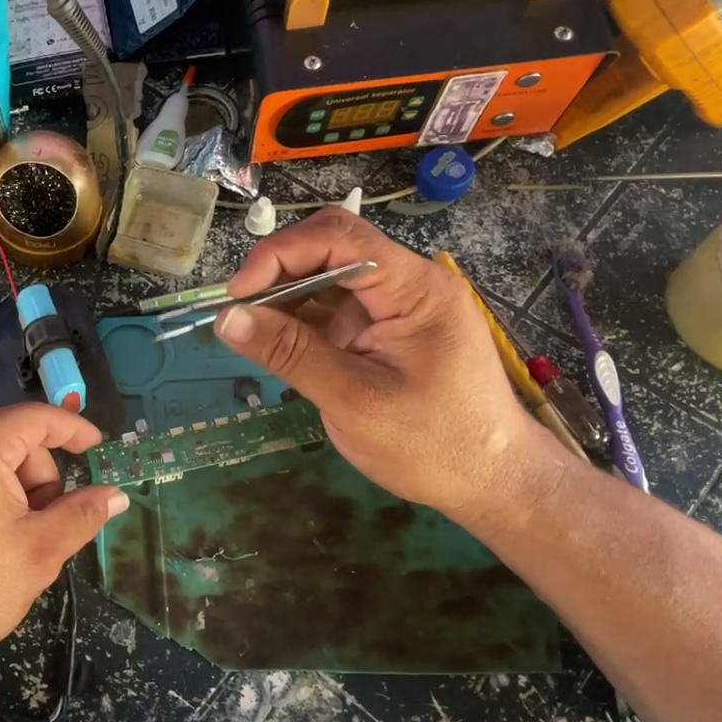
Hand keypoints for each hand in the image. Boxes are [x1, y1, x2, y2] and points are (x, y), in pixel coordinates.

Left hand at [0, 403, 128, 691]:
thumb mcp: (39, 552)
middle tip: (38, 531)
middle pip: (11, 441)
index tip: (98, 447)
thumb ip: (82, 514)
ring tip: (5, 545)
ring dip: (10, 492)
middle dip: (37, 480)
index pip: (35, 418)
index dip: (73, 430)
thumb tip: (116, 494)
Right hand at [215, 207, 565, 522]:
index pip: (339, 238)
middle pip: (331, 249)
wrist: (493, 483)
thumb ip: (290, 353)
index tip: (238, 295)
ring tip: (251, 333)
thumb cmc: (433, 445)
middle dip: (277, 273)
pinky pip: (334, 309)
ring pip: (327, 278)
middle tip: (239, 314)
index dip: (279, 254)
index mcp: (414, 289)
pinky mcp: (385, 331)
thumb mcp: (353, 401)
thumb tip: (228, 319)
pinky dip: (300, 321)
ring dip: (284, 298)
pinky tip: (277, 344)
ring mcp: (396, 308)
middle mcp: (407, 285)